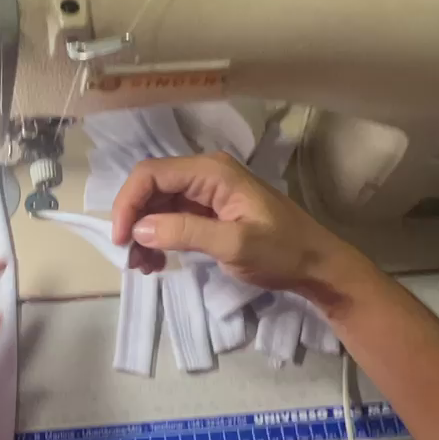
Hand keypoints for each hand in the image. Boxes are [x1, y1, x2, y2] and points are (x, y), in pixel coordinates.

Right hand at [111, 153, 358, 294]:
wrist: (317, 265)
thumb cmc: (282, 252)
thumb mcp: (235, 244)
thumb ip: (186, 232)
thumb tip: (140, 229)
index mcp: (212, 172)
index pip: (152, 174)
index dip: (128, 203)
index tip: (121, 239)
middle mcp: (205, 175)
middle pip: (151, 188)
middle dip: (133, 221)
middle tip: (130, 259)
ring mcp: (206, 193)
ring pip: (157, 205)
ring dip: (143, 233)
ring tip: (143, 267)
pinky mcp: (208, 212)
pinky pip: (171, 218)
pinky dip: (158, 239)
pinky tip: (157, 263)